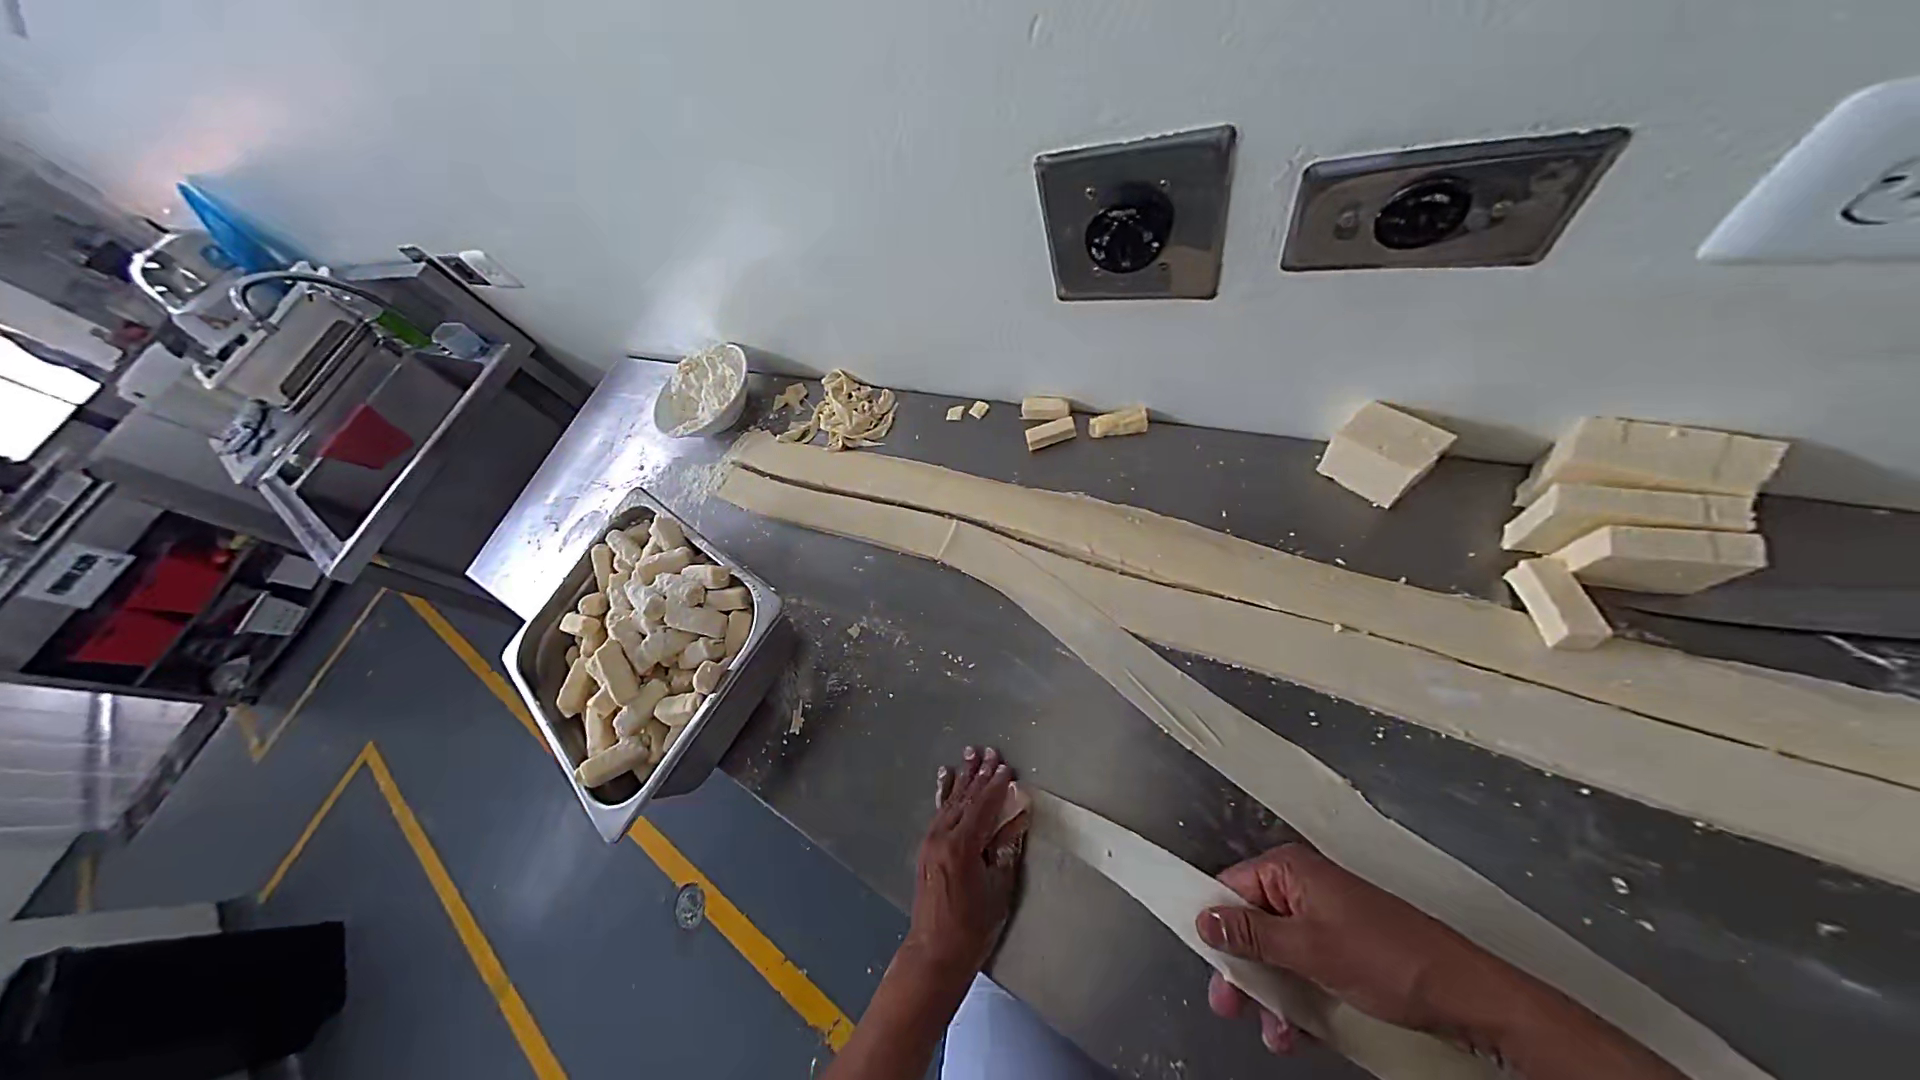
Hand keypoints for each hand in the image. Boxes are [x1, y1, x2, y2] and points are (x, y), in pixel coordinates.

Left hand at [903, 746, 1028, 977]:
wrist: (935, 951)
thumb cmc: (972, 927)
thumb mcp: (999, 887)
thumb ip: (1006, 848)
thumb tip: (1019, 816)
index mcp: (962, 846)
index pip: (984, 806)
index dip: (997, 785)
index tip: (1007, 767)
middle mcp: (942, 837)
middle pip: (966, 798)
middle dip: (980, 774)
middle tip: (990, 751)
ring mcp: (931, 840)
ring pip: (951, 801)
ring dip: (964, 778)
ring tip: (970, 754)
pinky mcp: (926, 847)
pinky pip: (938, 812)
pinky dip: (945, 793)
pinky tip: (946, 777)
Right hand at [1195, 843, 1519, 1054]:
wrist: (1464, 995)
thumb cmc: (1392, 958)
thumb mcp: (1307, 948)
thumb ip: (1250, 934)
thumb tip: (1207, 921)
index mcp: (1289, 870)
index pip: (1230, 886)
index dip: (1214, 922)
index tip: (1204, 955)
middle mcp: (1302, 887)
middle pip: (1249, 922)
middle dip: (1242, 968)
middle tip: (1230, 1000)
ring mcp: (1321, 917)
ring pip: (1274, 952)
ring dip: (1270, 992)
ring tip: (1275, 1027)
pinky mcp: (1339, 946)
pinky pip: (1300, 967)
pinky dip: (1296, 997)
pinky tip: (1297, 1026)